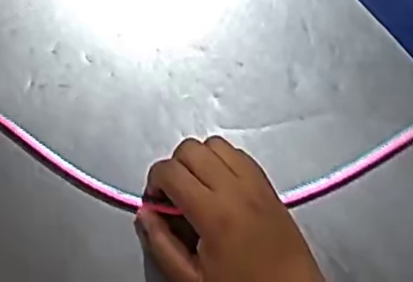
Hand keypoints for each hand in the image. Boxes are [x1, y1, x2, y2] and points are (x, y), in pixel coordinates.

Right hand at [137, 137, 325, 281]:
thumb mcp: (193, 281)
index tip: (156, 203)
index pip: (170, 171)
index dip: (154, 182)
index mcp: (214, 213)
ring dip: (199, 159)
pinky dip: (222, 160)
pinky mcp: (267, 182)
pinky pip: (237, 152)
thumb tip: (145, 212)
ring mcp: (254, 181)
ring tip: (198, 188)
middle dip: (174, 167)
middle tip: (174, 197)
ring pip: (213, 144)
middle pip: (189, 148)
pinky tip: (221, 186)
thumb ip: (162, 245)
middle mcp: (234, 187)